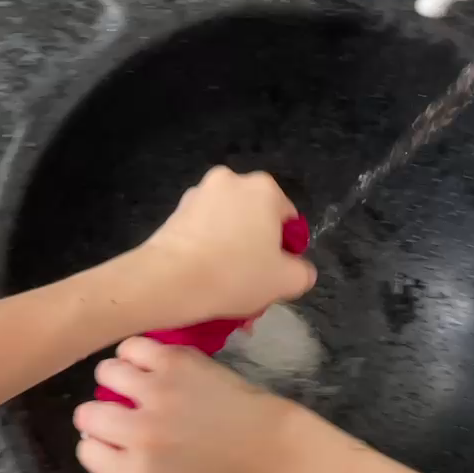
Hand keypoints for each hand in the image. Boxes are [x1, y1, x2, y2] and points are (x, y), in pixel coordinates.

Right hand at [74, 335, 299, 472]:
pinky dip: (134, 354)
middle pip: (86, 414)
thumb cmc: (215, 471)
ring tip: (132, 385)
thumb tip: (96, 471)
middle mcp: (141, 433)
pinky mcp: (173, 361)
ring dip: (115, 382)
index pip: (87, 451)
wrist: (263, 442)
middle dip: (99, 416)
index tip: (112, 441)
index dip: (98, 445)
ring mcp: (156, 392)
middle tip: (119, 413)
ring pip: (105, 374)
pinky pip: (131, 347)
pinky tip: (145, 365)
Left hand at [122, 167, 316, 329]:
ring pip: (227, 228)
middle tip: (251, 286)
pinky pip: (202, 233)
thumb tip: (297, 267)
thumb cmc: (236, 274)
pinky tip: (205, 282)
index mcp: (263, 188)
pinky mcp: (175, 211)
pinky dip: (207, 252)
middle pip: (255, 221)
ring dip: (230, 255)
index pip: (287, 220)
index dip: (285, 250)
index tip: (274, 274)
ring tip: (226, 292)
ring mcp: (199, 193)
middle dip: (255, 252)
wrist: (170, 280)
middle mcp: (230, 181)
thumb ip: (303, 271)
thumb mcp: (288, 281)